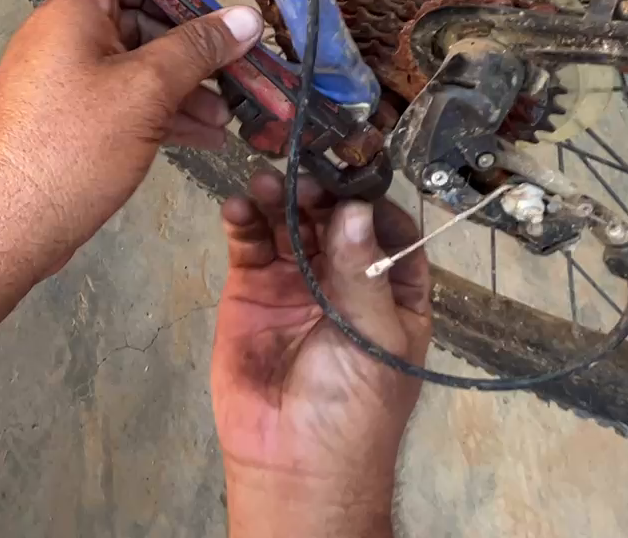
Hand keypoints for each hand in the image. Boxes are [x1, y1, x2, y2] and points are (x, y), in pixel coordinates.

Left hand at [0, 0, 263, 270]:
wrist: (8, 223)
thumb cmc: (75, 142)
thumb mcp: (146, 89)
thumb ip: (197, 49)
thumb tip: (245, 16)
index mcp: (72, 12)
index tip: (211, 10)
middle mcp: (64, 38)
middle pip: (135, 23)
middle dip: (188, 48)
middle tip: (236, 71)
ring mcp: (64, 82)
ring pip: (133, 69)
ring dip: (182, 88)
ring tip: (228, 117)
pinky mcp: (69, 121)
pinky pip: (121, 102)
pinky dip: (159, 114)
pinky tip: (204, 139)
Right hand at [212, 171, 430, 536]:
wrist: (289, 459)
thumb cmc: (352, 405)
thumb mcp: (373, 339)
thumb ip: (361, 271)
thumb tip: (355, 208)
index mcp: (389, 290)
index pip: (387, 229)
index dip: (370, 199)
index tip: (352, 168)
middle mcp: (341, 275)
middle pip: (330, 217)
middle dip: (318, 192)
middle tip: (302, 174)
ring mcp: (292, 277)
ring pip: (287, 221)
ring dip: (277, 198)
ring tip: (265, 183)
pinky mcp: (249, 285)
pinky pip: (248, 242)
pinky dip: (242, 219)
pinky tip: (238, 207)